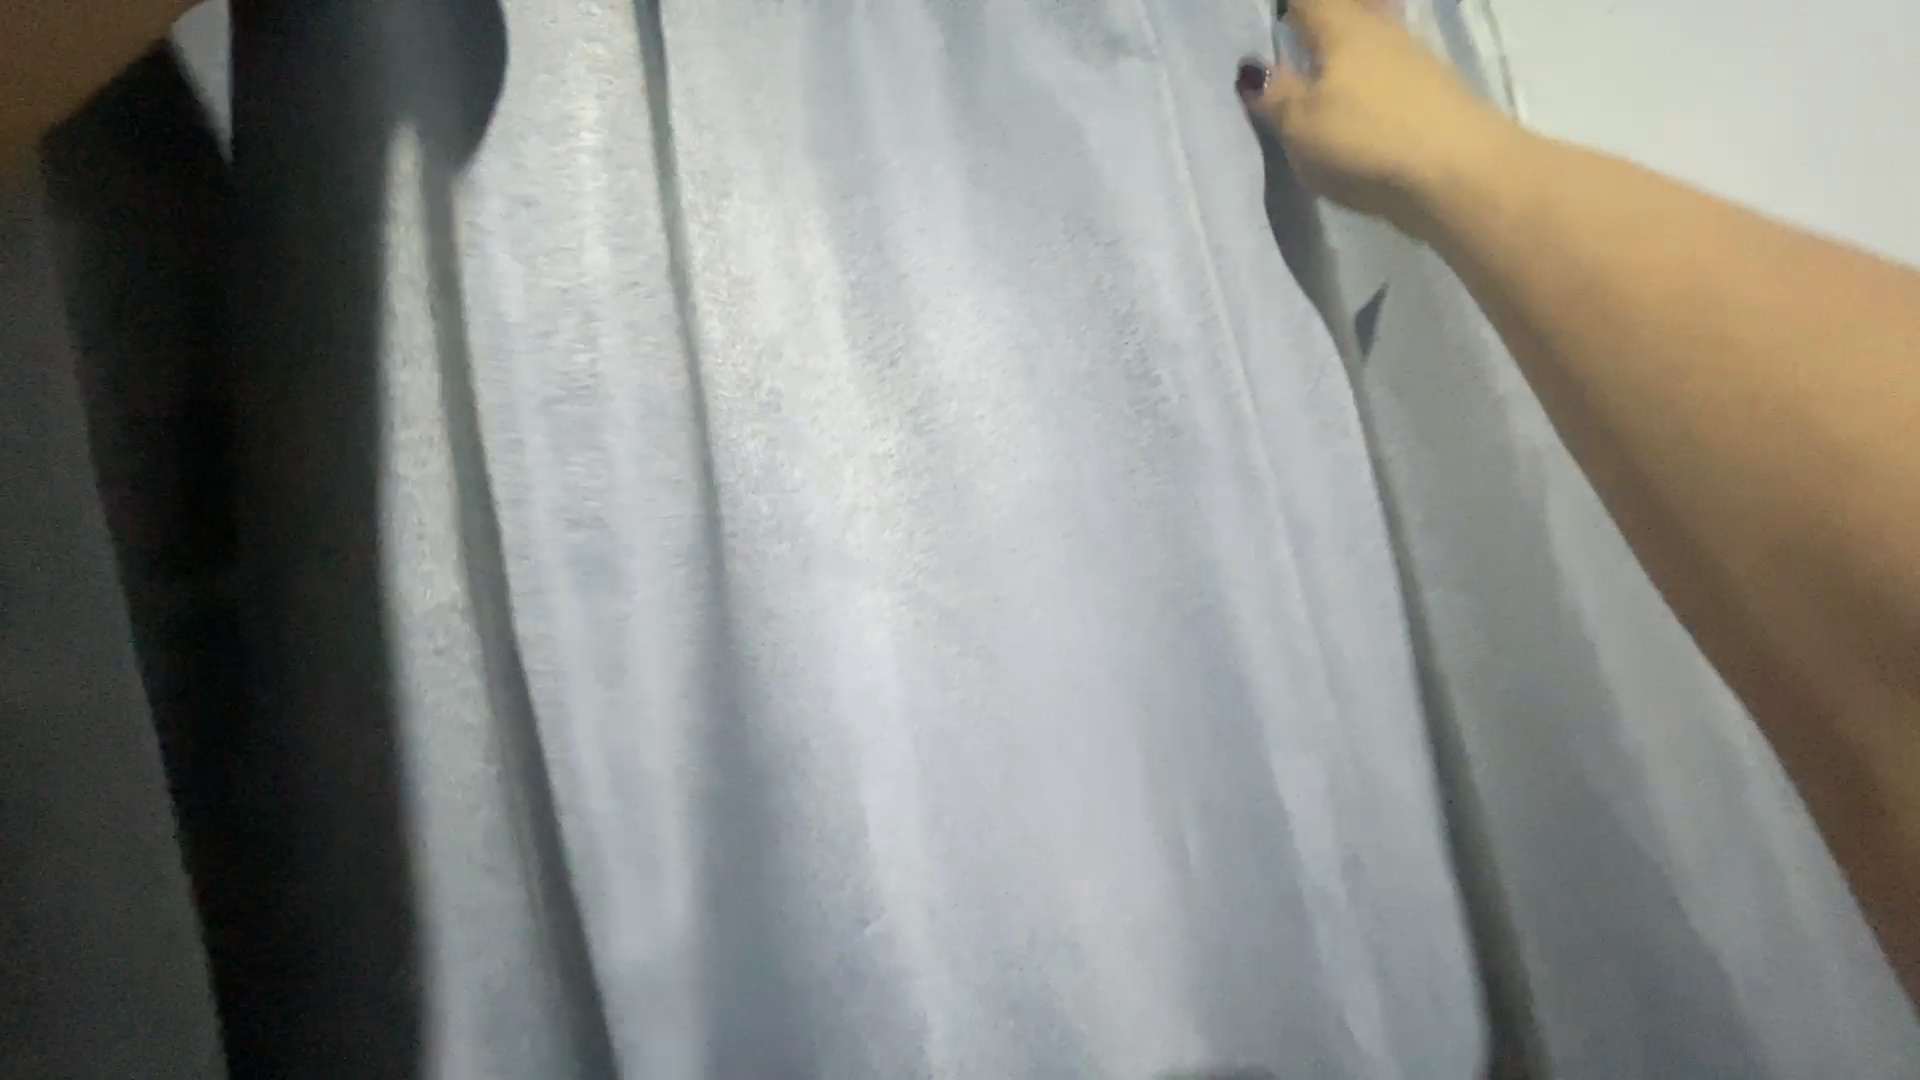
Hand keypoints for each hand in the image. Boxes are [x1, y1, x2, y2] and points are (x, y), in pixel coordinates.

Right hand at [1239, 0, 1518, 235]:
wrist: (1452, 171)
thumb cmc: (1363, 140)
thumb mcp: (1301, 124)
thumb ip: (1276, 95)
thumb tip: (1253, 70)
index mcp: (1344, 29)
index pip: (1310, 2)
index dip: (1289, 7)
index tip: (1277, 17)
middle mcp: (1382, 33)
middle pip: (1353, 9)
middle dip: (1329, 15)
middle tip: (1305, 30)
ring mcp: (1413, 62)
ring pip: (1376, 36)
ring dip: (1354, 43)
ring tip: (1327, 63)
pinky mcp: (1431, 94)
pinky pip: (1392, 70)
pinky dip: (1372, 74)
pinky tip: (1362, 96)